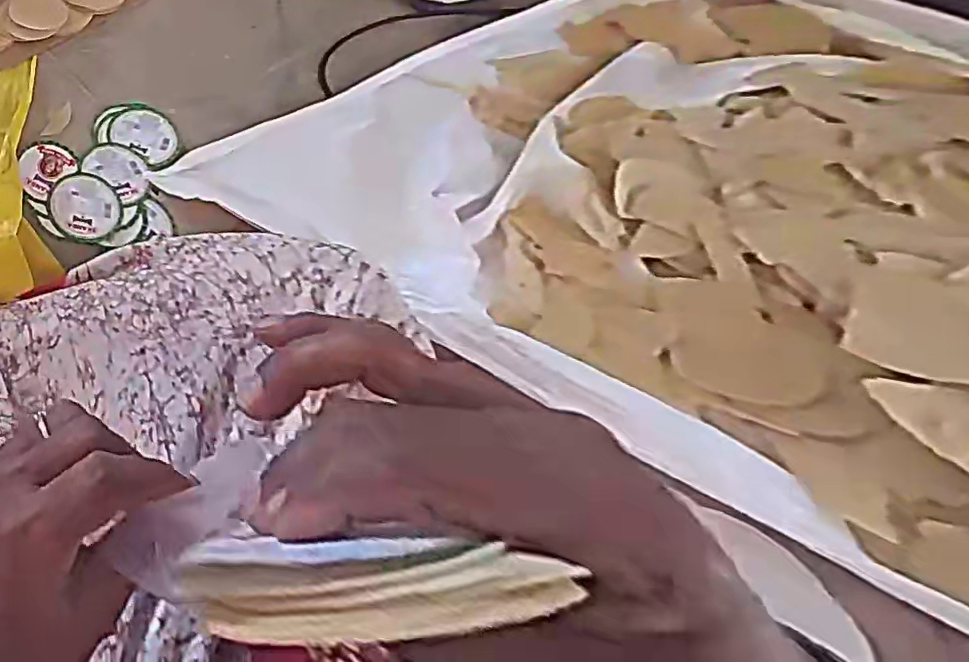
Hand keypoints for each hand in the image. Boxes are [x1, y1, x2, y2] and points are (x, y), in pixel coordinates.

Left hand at [0, 401, 191, 661]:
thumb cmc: (34, 635)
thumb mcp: (94, 610)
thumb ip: (132, 553)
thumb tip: (168, 514)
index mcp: (36, 527)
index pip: (103, 475)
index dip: (151, 475)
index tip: (185, 488)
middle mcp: (15, 483)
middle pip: (88, 435)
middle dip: (130, 457)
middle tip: (153, 489)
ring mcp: (4, 465)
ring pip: (68, 420)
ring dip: (102, 444)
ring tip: (118, 481)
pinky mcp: (1, 459)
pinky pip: (46, 428)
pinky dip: (72, 443)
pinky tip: (82, 477)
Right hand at [242, 316, 800, 661]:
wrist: (713, 653)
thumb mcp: (541, 659)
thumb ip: (427, 608)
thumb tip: (311, 560)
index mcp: (581, 492)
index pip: (420, 459)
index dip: (332, 482)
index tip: (271, 527)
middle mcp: (543, 424)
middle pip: (390, 409)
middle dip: (311, 455)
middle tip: (262, 511)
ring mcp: (514, 401)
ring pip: (385, 351)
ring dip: (305, 364)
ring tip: (255, 396)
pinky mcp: (487, 400)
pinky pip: (394, 356)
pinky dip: (331, 346)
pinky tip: (285, 339)